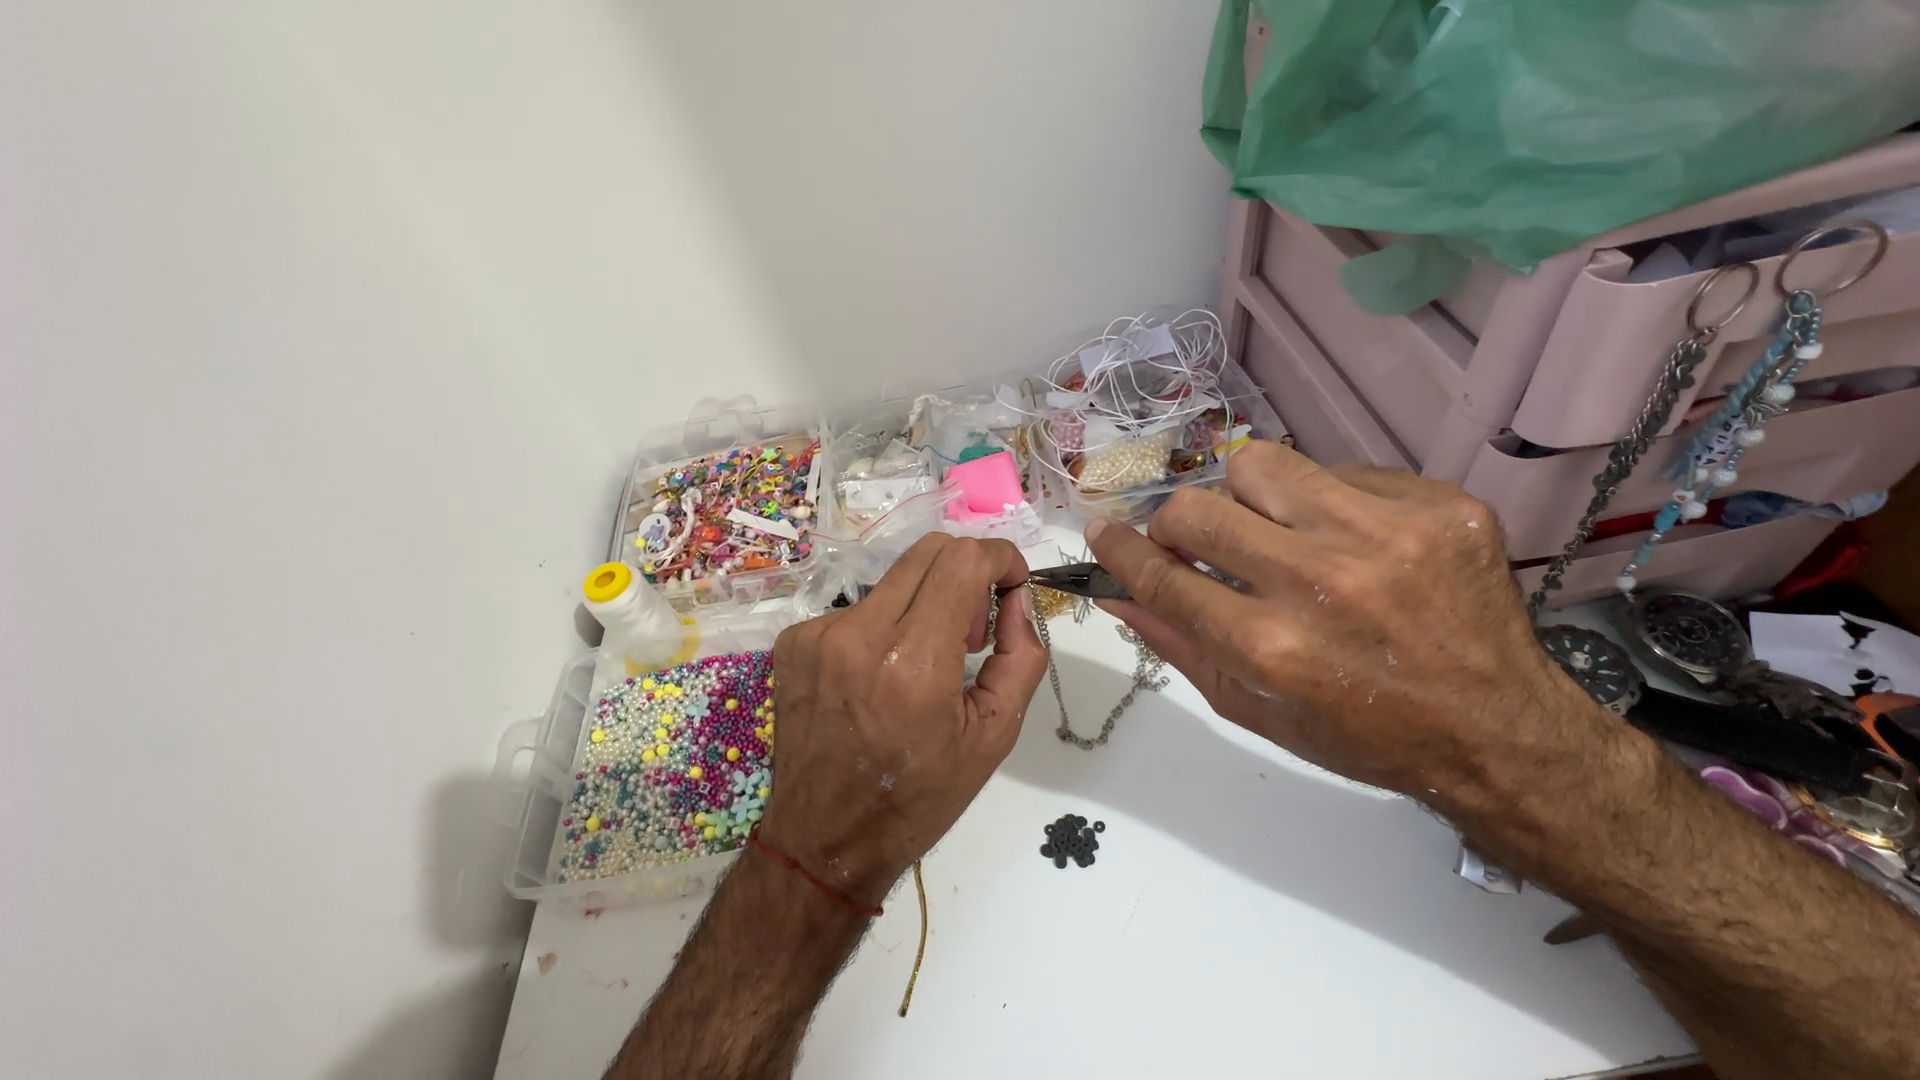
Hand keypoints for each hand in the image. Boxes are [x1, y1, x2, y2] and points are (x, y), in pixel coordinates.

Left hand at [758, 534, 1048, 906]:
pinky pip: (858, 608)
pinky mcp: (794, 640)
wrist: (824, 838)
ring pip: (894, 580)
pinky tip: (881, 678)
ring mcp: (818, 634)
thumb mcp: (995, 735)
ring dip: (924, 602)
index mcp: (914, 662)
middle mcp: (859, 634)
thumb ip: (1022, 656)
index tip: (1011, 585)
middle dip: (967, 573)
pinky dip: (884, 626)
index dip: (1001, 557)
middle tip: (971, 631)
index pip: (964, 560)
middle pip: (929, 551)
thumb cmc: (918, 797)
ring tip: (924, 664)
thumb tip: (1017, 600)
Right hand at [1085, 440, 1588, 801]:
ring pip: (1261, 464)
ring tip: (1272, 532)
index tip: (1103, 531)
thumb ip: (1177, 644)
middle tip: (1194, 543)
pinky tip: (1350, 543)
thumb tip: (1114, 590)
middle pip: (1200, 509)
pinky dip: (1325, 505)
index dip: (1121, 550)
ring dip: (1247, 498)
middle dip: (1178, 525)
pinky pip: (1341, 473)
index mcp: (1272, 646)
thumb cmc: (1362, 734)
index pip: (1164, 575)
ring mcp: (1387, 534)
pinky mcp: (1438, 505)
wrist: (1499, 731)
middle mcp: (1323, 581)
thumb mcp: (1254, 709)